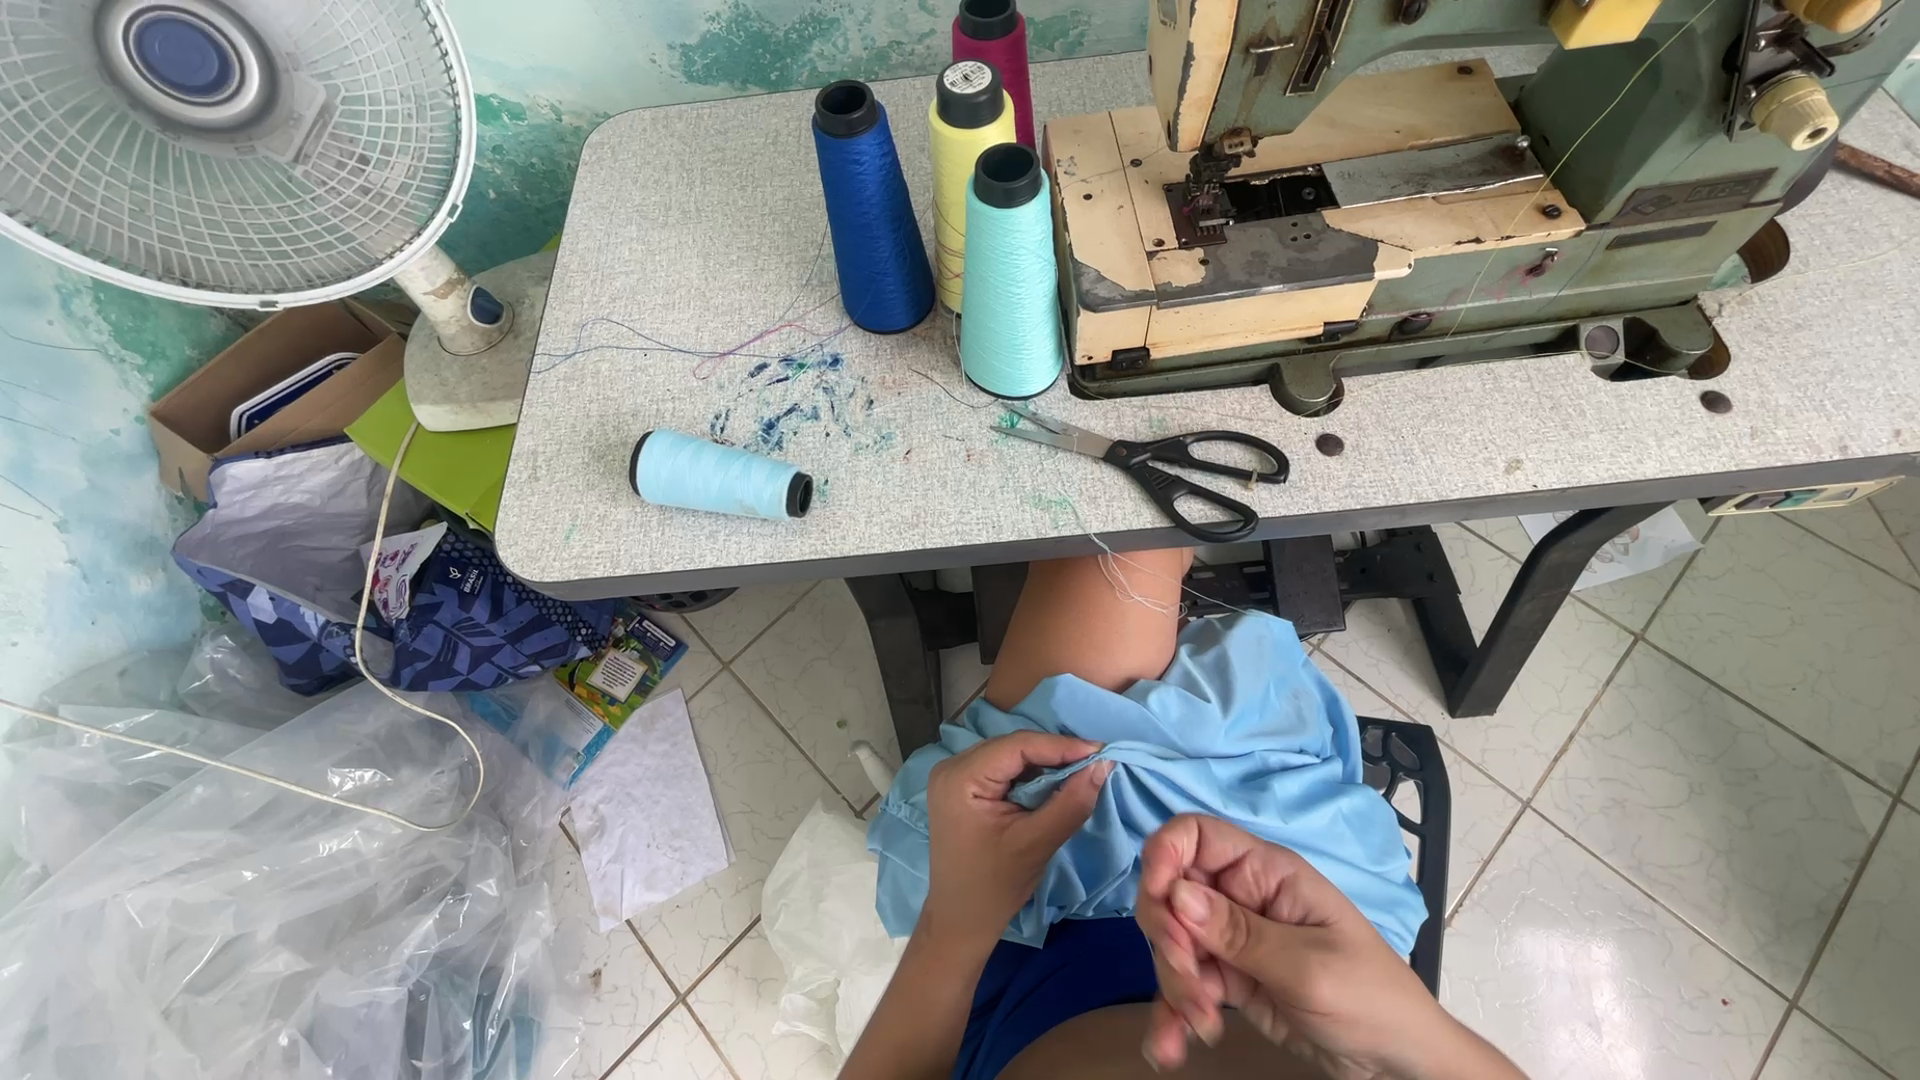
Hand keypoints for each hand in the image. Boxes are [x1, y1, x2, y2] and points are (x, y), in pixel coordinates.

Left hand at [920, 732, 1113, 944]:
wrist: (961, 920)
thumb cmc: (994, 886)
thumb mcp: (1037, 844)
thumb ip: (1071, 803)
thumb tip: (1103, 765)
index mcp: (960, 778)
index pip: (1017, 746)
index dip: (1061, 746)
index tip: (1102, 751)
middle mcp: (951, 767)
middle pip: (1012, 747)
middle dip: (1055, 753)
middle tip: (1096, 760)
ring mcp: (954, 776)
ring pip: (1010, 755)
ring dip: (1045, 762)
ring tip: (1081, 769)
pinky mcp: (963, 787)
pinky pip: (1003, 769)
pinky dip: (1030, 774)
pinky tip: (1054, 781)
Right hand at [1135, 815, 1450, 1078]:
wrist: (1400, 1065)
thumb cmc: (1371, 998)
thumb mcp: (1308, 968)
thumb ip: (1239, 932)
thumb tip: (1175, 893)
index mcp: (1264, 872)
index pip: (1195, 835)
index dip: (1165, 855)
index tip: (1160, 902)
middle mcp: (1239, 896)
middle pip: (1171, 892)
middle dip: (1168, 938)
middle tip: (1190, 983)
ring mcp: (1231, 938)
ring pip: (1172, 942)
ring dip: (1174, 984)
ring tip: (1204, 1027)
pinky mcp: (1227, 978)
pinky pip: (1183, 984)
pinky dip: (1172, 1014)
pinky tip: (1169, 1047)